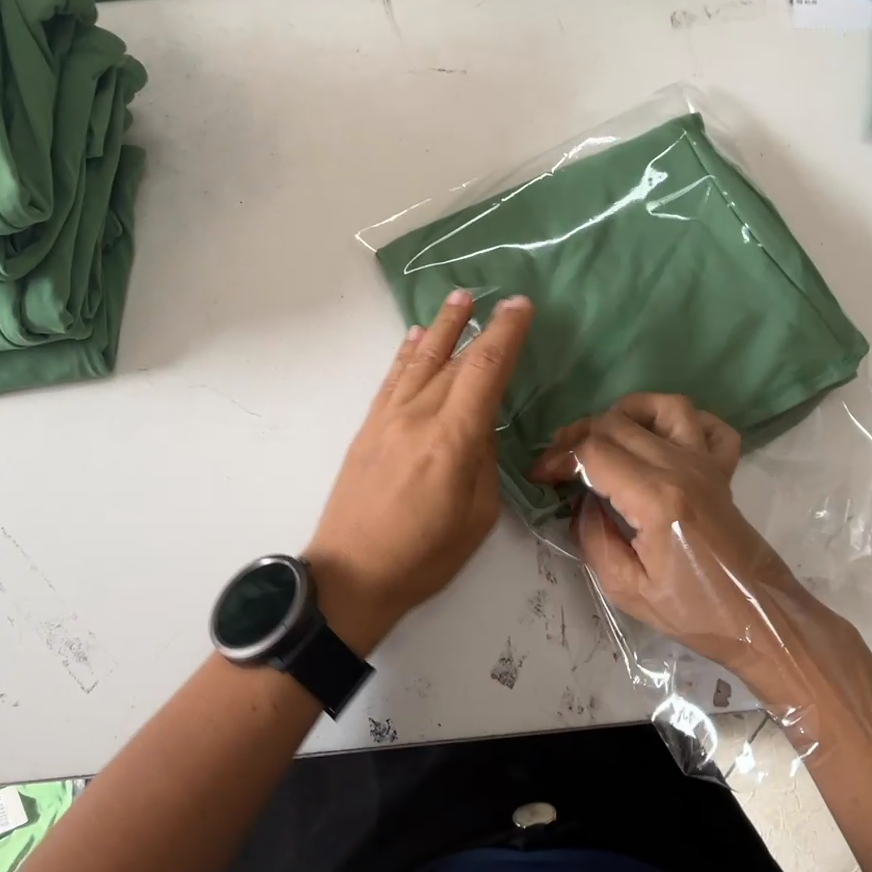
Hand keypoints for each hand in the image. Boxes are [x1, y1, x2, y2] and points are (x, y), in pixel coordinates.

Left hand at [306, 290, 533, 652]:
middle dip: (480, 325)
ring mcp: (387, 419)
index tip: (520, 307)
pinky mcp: (367, 428)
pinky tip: (414, 338)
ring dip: (440, 326)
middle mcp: (418, 416)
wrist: (351, 574)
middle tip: (500, 299)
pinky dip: (406, 353)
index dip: (505, 333)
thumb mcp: (476, 516)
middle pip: (454, 359)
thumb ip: (483, 461)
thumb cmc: (423, 556)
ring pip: (419, 359)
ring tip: (458, 297)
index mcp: (453, 439)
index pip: (484, 369)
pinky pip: (390, 378)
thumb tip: (480, 426)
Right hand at [527, 394, 847, 701]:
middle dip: (576, 436)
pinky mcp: (722, 471)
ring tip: (604, 437)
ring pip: (662, 407)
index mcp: (655, 499)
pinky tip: (658, 438)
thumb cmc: (693, 612)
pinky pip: (708, 425)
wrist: (760, 620)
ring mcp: (706, 465)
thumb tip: (579, 504)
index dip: (557, 459)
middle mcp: (681, 468)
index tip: (539, 477)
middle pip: (616, 423)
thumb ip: (593, 538)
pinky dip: (681, 420)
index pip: (592, 453)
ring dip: (625, 413)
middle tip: (559, 464)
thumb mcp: (625, 588)